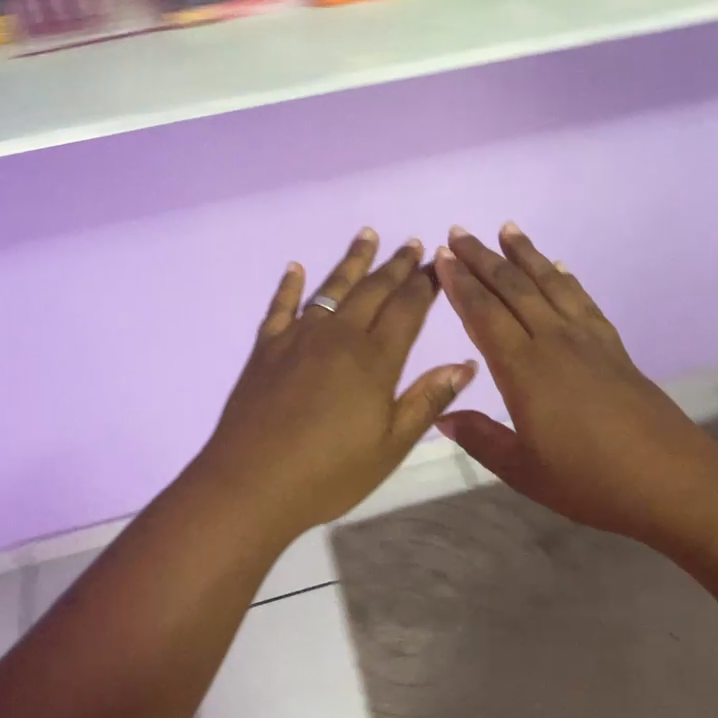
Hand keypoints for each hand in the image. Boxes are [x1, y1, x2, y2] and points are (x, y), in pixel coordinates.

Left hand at [189, 229, 476, 536]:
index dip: (425, 284)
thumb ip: (427, 401)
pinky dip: (289, 285)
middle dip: (396, 266)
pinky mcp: (266, 348)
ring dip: (352, 261)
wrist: (252, 482)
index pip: (407, 309)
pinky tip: (295, 268)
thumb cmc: (330, 473)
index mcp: (375, 360)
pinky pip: (281, 306)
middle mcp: (339, 336)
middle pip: (373, 290)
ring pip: (331, 288)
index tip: (437, 262)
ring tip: (367, 235)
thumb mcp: (391, 446)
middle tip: (411, 244)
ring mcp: (298, 338)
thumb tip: (465, 364)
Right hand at [432, 223, 717, 541]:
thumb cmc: (589, 479)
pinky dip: (565, 278)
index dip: (461, 284)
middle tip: (460, 231)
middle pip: (513, 288)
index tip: (443, 257)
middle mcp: (553, 341)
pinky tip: (559, 268)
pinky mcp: (613, 346)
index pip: (484, 314)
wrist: (669, 479)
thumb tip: (443, 416)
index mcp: (523, 370)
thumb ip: (481, 438)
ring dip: (525, 254)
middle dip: (483, 258)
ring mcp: (587, 340)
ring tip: (507, 229)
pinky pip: (583, 300)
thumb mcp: (523, 470)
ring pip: (549, 284)